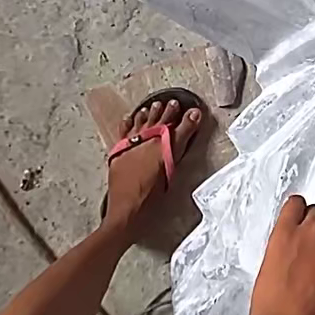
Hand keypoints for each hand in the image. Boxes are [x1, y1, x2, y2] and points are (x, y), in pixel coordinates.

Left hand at [103, 99, 203, 235]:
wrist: (126, 212)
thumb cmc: (151, 201)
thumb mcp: (169, 179)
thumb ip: (175, 157)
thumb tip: (178, 145)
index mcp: (165, 151)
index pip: (181, 130)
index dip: (189, 120)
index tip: (195, 111)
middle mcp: (148, 143)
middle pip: (161, 122)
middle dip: (169, 111)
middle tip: (174, 103)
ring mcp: (132, 145)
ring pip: (143, 122)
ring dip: (150, 113)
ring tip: (154, 106)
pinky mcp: (119, 150)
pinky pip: (124, 130)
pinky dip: (129, 122)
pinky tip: (131, 116)